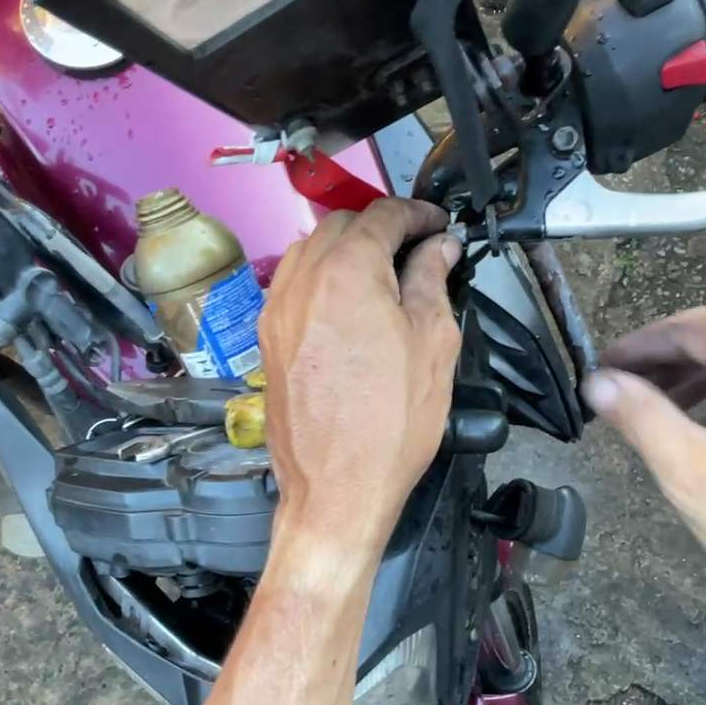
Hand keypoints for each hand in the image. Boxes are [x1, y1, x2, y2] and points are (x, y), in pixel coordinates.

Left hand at [258, 199, 461, 549]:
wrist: (336, 490)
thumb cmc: (388, 428)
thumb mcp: (433, 345)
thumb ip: (432, 282)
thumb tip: (438, 249)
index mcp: (347, 272)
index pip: (383, 215)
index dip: (418, 214)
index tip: (438, 227)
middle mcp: (301, 282)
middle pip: (341, 226)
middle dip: (380, 228)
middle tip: (417, 251)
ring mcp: (277, 312)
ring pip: (310, 252)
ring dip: (346, 251)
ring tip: (383, 278)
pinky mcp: (268, 341)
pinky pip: (293, 287)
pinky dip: (321, 281)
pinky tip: (348, 308)